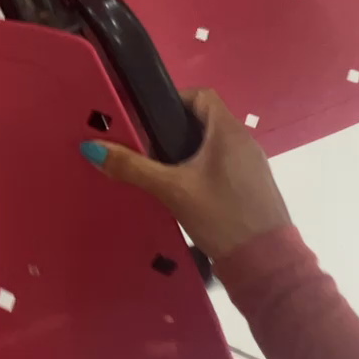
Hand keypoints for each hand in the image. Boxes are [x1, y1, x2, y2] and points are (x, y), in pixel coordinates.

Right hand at [82, 88, 291, 259]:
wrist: (266, 263)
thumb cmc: (221, 215)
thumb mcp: (171, 190)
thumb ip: (132, 167)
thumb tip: (92, 148)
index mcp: (228, 132)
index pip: (200, 95)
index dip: (172, 99)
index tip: (148, 118)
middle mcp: (243, 141)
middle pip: (203, 119)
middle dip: (172, 128)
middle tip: (145, 146)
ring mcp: (250, 164)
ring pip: (211, 143)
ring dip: (185, 149)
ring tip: (158, 169)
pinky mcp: (251, 184)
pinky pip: (220, 162)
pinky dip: (199, 167)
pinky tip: (182, 189)